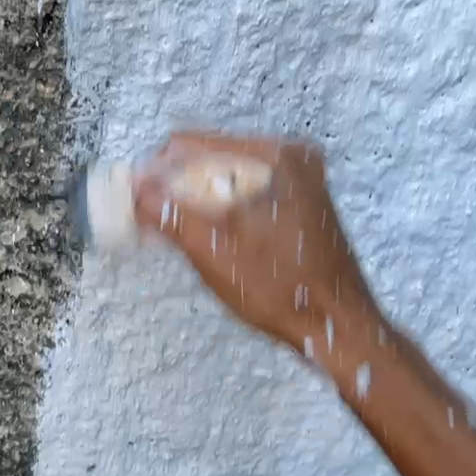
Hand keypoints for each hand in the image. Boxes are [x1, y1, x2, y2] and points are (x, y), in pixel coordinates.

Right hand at [131, 131, 380, 357]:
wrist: (341, 330)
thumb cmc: (279, 288)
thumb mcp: (211, 249)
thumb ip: (167, 212)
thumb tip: (133, 187)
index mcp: (272, 155)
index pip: (191, 145)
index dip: (156, 171)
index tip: (135, 198)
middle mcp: (289, 155)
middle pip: (209, 156)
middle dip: (175, 184)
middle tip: (150, 215)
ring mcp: (300, 177)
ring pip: (226, 173)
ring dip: (195, 195)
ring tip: (171, 226)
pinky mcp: (303, 199)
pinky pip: (245, 187)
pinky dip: (220, 204)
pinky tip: (204, 230)